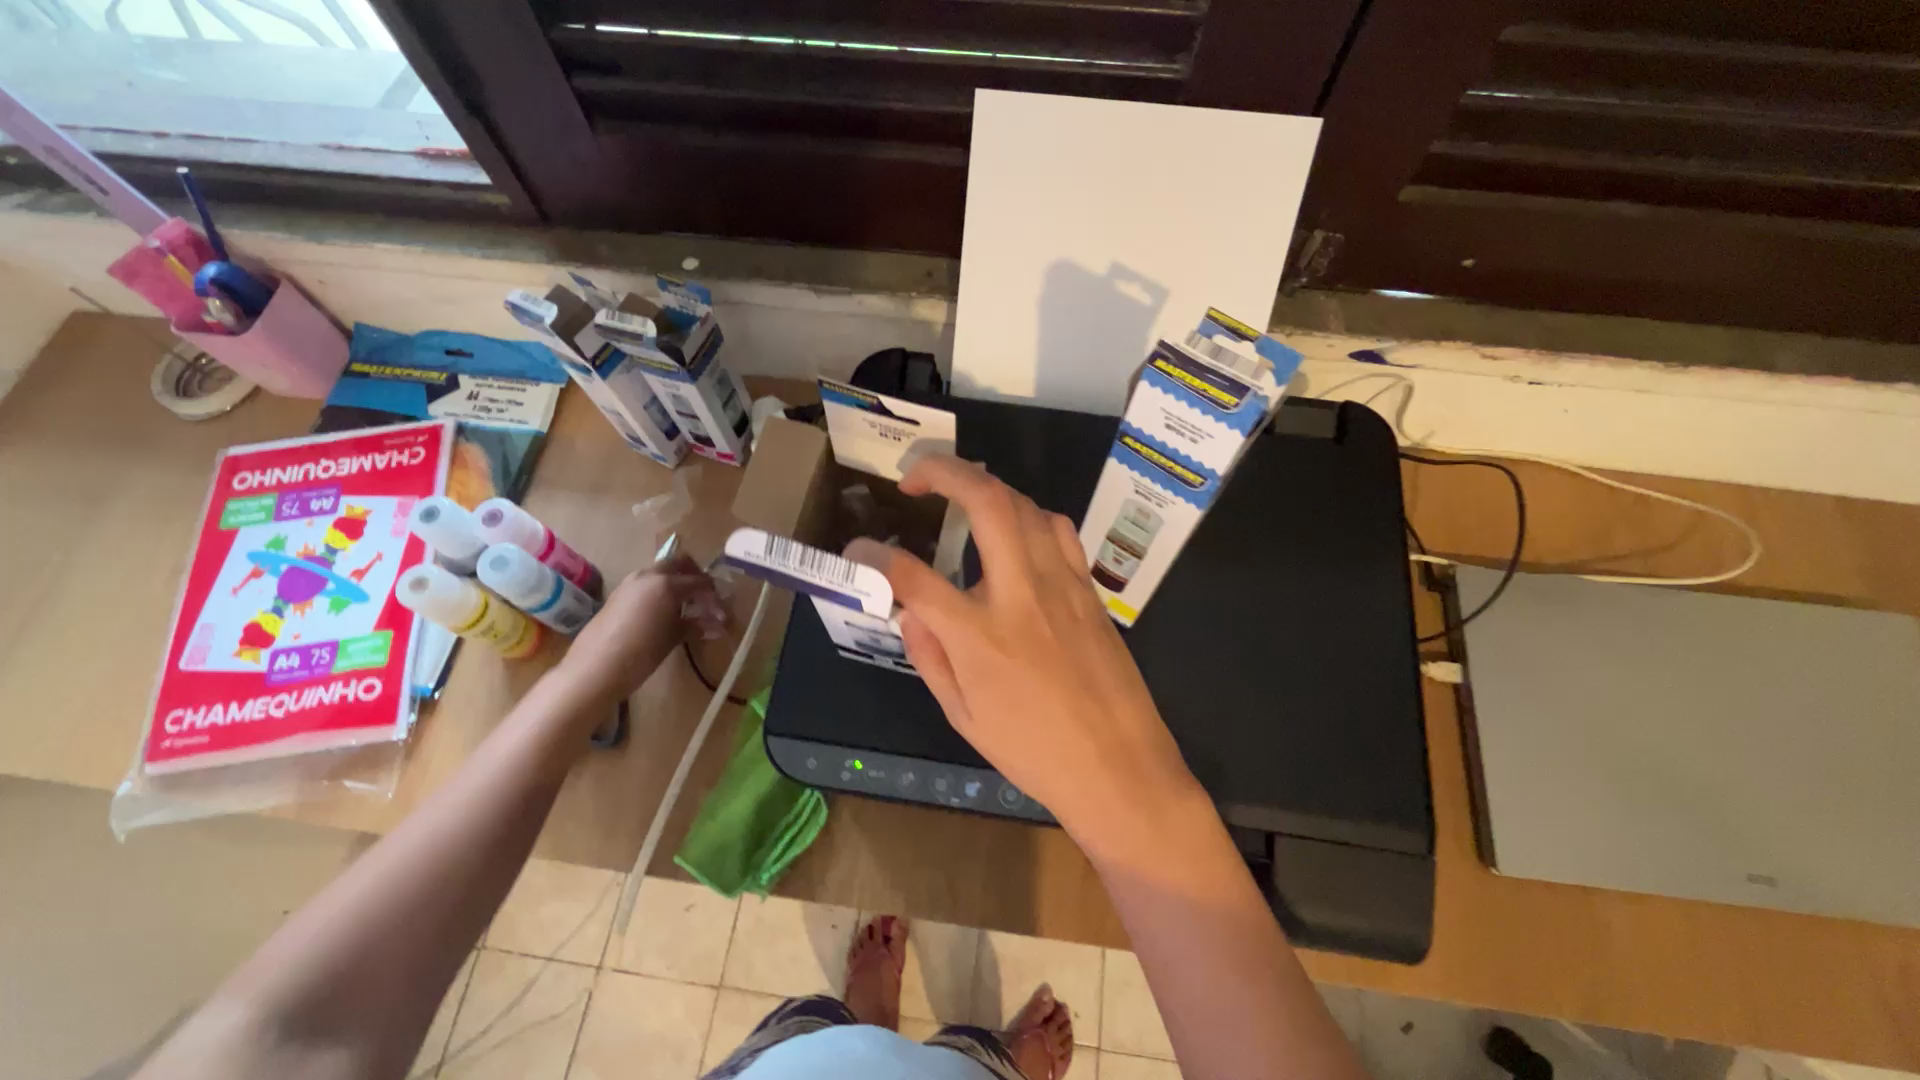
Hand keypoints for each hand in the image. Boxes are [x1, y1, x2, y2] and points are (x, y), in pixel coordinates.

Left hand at [558, 555, 717, 706]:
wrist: (595, 667)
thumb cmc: (641, 653)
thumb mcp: (673, 638)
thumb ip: (696, 626)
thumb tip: (718, 625)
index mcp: (667, 584)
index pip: (700, 581)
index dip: (714, 596)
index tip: (722, 612)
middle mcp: (649, 575)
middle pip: (679, 563)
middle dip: (696, 577)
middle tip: (706, 599)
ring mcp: (631, 582)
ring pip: (661, 571)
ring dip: (677, 582)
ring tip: (686, 608)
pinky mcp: (619, 593)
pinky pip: (646, 583)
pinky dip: (660, 590)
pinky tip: (664, 613)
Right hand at [845, 456, 1203, 850]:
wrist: (1119, 769)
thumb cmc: (1034, 753)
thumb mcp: (963, 717)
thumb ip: (930, 656)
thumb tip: (910, 611)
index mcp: (979, 636)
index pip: (911, 577)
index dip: (873, 557)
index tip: (857, 551)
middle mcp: (1020, 594)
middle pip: (985, 501)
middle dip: (944, 471)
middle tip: (916, 478)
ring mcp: (1062, 585)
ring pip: (1026, 506)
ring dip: (988, 489)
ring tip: (963, 502)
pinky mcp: (1089, 590)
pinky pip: (1058, 532)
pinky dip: (1029, 517)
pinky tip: (1016, 535)